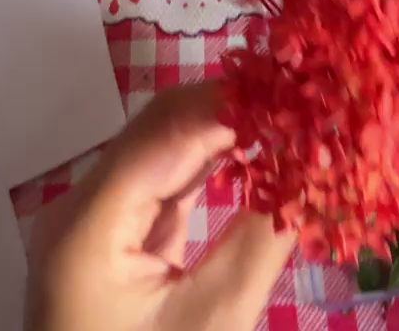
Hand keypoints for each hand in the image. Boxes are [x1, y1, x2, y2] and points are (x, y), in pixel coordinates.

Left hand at [25, 83, 295, 330]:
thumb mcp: (211, 326)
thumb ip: (260, 241)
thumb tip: (314, 169)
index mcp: (89, 222)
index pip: (166, 131)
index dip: (233, 101)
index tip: (295, 90)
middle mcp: (84, 203)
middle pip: (161, 127)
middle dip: (233, 104)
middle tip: (299, 94)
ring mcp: (97, 216)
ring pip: (165, 145)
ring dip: (226, 126)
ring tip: (286, 111)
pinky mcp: (117, 233)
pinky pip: (167, 178)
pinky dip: (213, 159)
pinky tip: (254, 146)